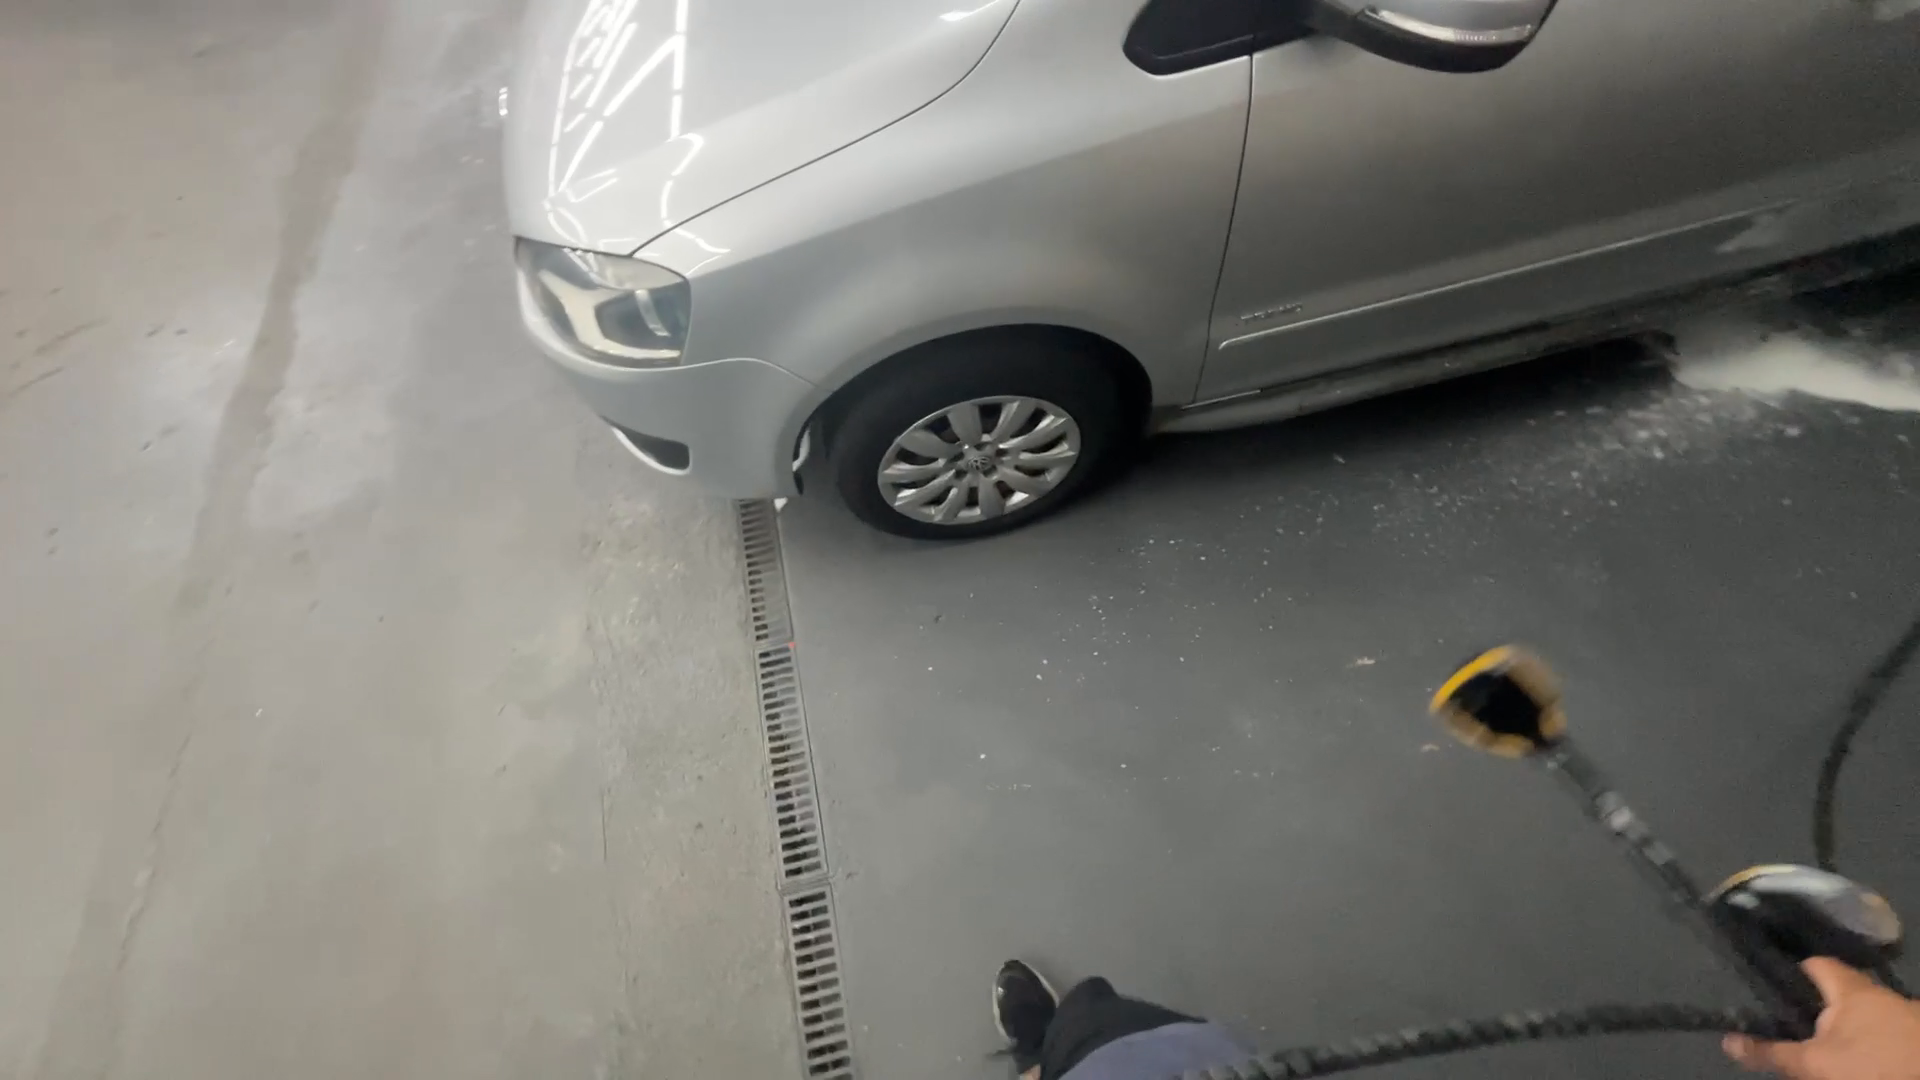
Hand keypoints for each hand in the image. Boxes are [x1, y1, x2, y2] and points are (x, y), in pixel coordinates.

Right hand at [1723, 957, 1919, 1079]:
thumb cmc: (1878, 1069)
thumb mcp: (1816, 1066)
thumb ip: (1772, 1051)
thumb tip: (1727, 1042)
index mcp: (1856, 992)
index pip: (1817, 963)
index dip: (1796, 970)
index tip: (1780, 987)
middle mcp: (1891, 998)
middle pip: (1850, 992)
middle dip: (1829, 1007)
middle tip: (1808, 1026)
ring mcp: (1919, 1021)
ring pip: (1880, 1016)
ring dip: (1864, 1028)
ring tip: (1846, 1048)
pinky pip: (1903, 1035)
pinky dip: (1890, 1043)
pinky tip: (1877, 1059)